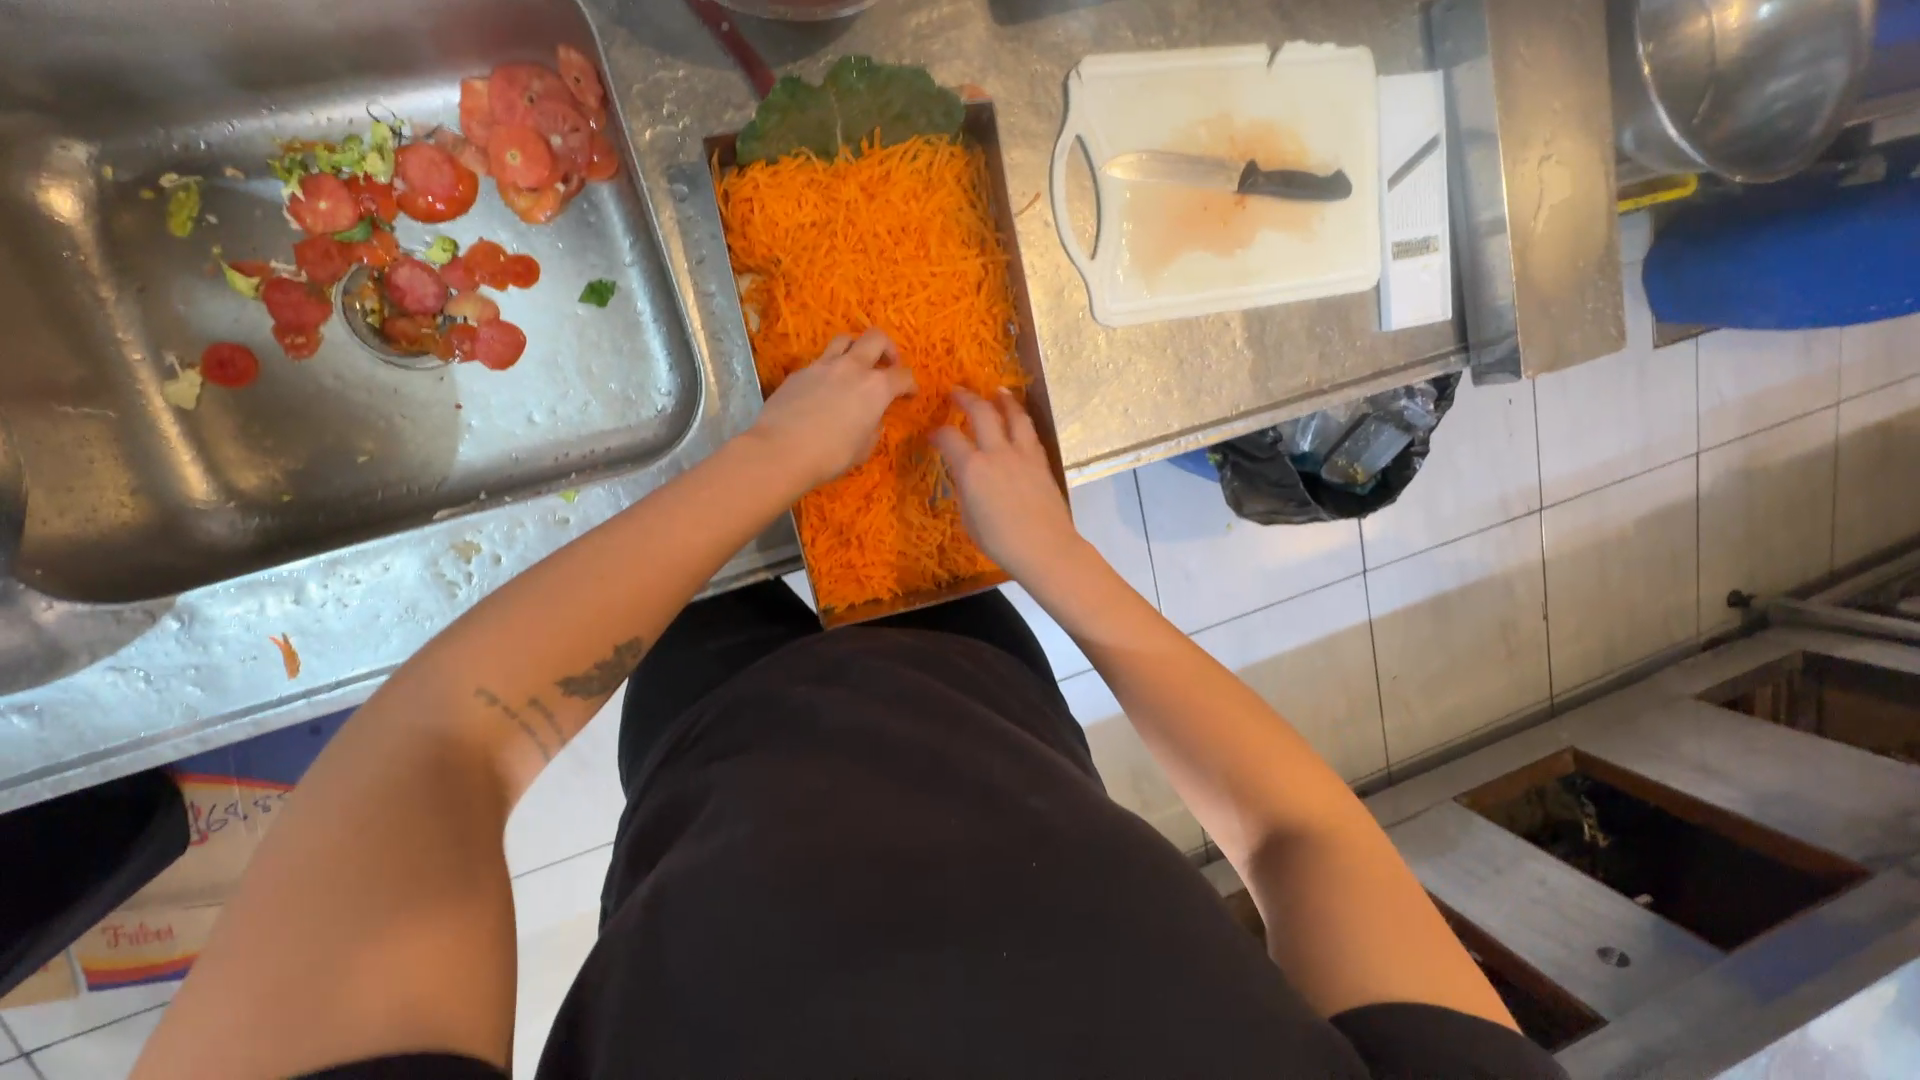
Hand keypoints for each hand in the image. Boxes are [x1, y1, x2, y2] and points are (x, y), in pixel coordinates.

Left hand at [749, 328, 916, 488]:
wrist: (780, 451)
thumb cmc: (830, 456)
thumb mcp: (863, 450)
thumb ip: (873, 430)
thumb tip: (873, 421)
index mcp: (876, 388)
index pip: (903, 376)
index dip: (910, 384)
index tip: (909, 394)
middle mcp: (852, 368)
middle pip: (876, 338)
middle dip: (887, 348)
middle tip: (887, 364)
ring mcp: (823, 366)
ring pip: (845, 339)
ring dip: (856, 347)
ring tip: (855, 365)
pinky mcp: (799, 372)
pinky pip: (820, 362)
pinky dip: (829, 370)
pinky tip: (824, 388)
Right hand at [930, 388, 1083, 581]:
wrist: (1044, 547)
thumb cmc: (999, 541)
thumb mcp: (969, 518)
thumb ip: (964, 490)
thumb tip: (964, 476)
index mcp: (972, 469)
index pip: (949, 438)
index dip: (937, 433)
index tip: (932, 435)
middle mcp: (997, 452)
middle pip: (981, 412)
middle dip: (966, 398)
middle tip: (957, 392)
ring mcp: (1022, 454)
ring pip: (1013, 414)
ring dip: (1002, 399)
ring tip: (997, 391)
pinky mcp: (1041, 460)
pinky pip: (1029, 431)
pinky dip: (1020, 419)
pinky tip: (1018, 419)